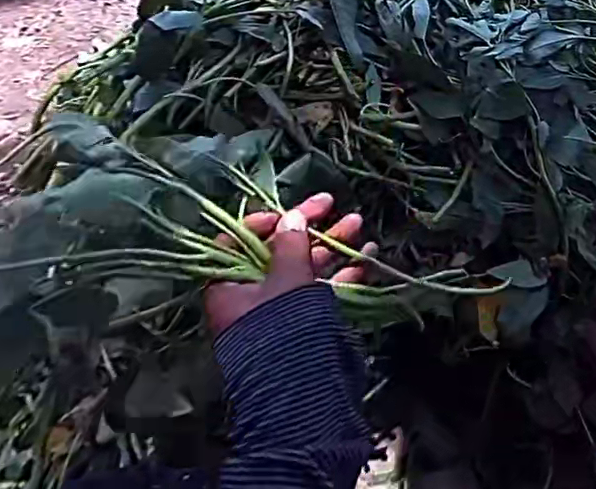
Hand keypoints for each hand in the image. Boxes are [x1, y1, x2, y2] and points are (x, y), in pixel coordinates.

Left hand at [203, 192, 375, 334]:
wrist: (300, 390)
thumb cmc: (281, 326)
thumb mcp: (285, 277)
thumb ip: (290, 244)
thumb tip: (291, 217)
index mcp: (230, 287)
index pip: (236, 243)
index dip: (262, 222)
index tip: (290, 211)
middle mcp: (251, 297)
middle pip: (279, 251)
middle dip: (310, 228)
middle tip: (334, 205)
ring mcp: (280, 311)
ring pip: (306, 267)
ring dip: (332, 244)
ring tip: (358, 224)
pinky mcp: (305, 324)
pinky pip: (322, 290)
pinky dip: (342, 273)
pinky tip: (365, 258)